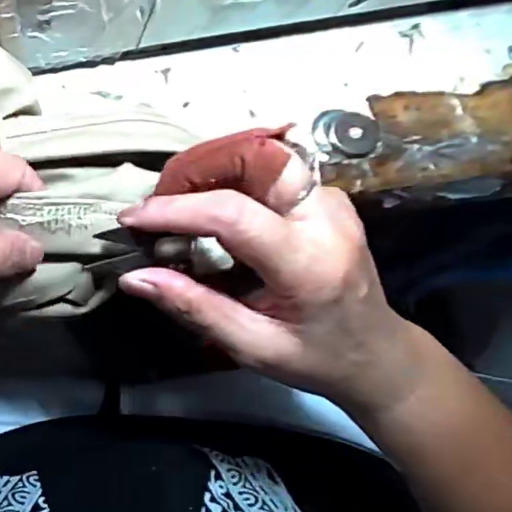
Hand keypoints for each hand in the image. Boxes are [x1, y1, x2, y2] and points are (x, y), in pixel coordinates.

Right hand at [115, 186, 427, 412]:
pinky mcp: (324, 196)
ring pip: (264, 154)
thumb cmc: (316, 357)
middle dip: (199, 167)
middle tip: (159, 201)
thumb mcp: (252, 347)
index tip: (133, 218)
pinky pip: (270, 168)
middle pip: (258, 157)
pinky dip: (230, 175)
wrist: (378, 352)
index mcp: (309, 264)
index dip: (176, 209)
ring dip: (212, 167)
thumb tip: (136, 277)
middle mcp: (326, 218)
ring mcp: (330, 200)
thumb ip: (194, 308)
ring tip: (177, 201)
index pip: (234, 214)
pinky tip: (209, 204)